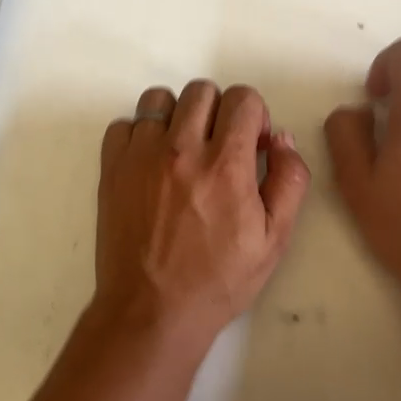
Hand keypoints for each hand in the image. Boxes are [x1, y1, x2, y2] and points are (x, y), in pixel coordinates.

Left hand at [93, 82, 311, 350]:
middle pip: (202, 90)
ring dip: (177, 116)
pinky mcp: (111, 169)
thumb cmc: (219, 280)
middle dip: (220, 111)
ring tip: (183, 150)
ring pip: (159, 99)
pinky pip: (124, 125)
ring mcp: (141, 156)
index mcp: (226, 164)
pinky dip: (140, 135)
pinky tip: (151, 163)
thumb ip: (288, 181)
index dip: (255, 116)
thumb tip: (281, 138)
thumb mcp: (274, 239)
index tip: (252, 145)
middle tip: (220, 147)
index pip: (243, 98)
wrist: (152, 310)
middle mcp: (181, 149)